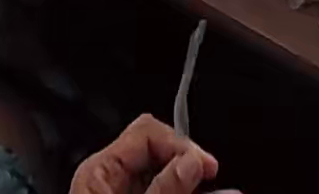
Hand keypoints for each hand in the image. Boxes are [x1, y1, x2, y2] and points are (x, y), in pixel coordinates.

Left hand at [70, 115, 220, 193]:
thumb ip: (164, 190)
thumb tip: (194, 160)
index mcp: (99, 169)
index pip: (147, 131)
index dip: (179, 143)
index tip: (207, 165)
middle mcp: (109, 179)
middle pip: (157, 152)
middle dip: (187, 161)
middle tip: (213, 178)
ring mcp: (119, 193)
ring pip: (161, 175)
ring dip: (188, 180)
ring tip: (219, 188)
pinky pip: (159, 191)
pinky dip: (180, 192)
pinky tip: (201, 193)